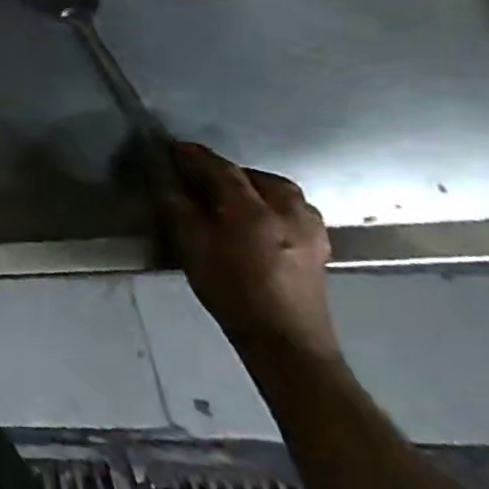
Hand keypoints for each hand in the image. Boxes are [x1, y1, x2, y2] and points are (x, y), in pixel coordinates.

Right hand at [161, 142, 339, 360]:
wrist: (285, 341)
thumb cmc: (232, 292)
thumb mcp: (193, 249)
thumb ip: (180, 210)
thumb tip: (168, 182)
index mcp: (253, 211)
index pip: (222, 170)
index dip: (197, 156)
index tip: (176, 147)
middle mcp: (288, 212)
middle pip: (257, 177)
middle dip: (229, 171)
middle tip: (202, 174)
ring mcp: (310, 229)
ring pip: (282, 191)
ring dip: (256, 184)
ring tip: (233, 193)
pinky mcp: (320, 246)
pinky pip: (297, 209)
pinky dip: (276, 202)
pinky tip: (263, 215)